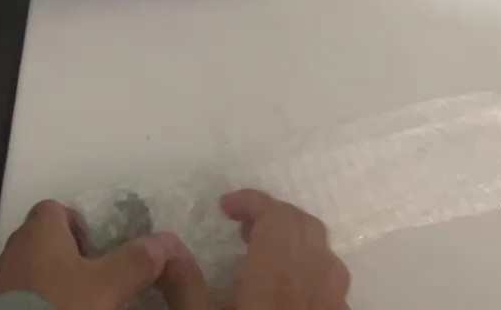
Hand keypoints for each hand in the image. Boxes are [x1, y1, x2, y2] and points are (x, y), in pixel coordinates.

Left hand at [0, 200, 195, 309]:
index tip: (101, 251)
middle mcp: (17, 243)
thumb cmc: (63, 304)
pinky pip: (26, 293)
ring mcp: (4, 276)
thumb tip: (166, 242)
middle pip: (49, 240)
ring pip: (37, 269)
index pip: (59, 209)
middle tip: (98, 282)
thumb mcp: (107, 286)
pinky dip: (43, 300)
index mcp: (40, 226)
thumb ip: (135, 261)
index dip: (82, 226)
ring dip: (57, 282)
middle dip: (73, 257)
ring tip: (82, 303)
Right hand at [157, 190, 350, 309]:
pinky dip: (312, 276)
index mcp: (276, 277)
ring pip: (327, 258)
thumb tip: (166, 247)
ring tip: (263, 259)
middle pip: (306, 228)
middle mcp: (312, 288)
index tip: (223, 208)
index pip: (276, 216)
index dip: (251, 201)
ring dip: (296, 244)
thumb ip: (181, 284)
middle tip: (240, 229)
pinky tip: (285, 300)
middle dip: (273, 216)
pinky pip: (334, 292)